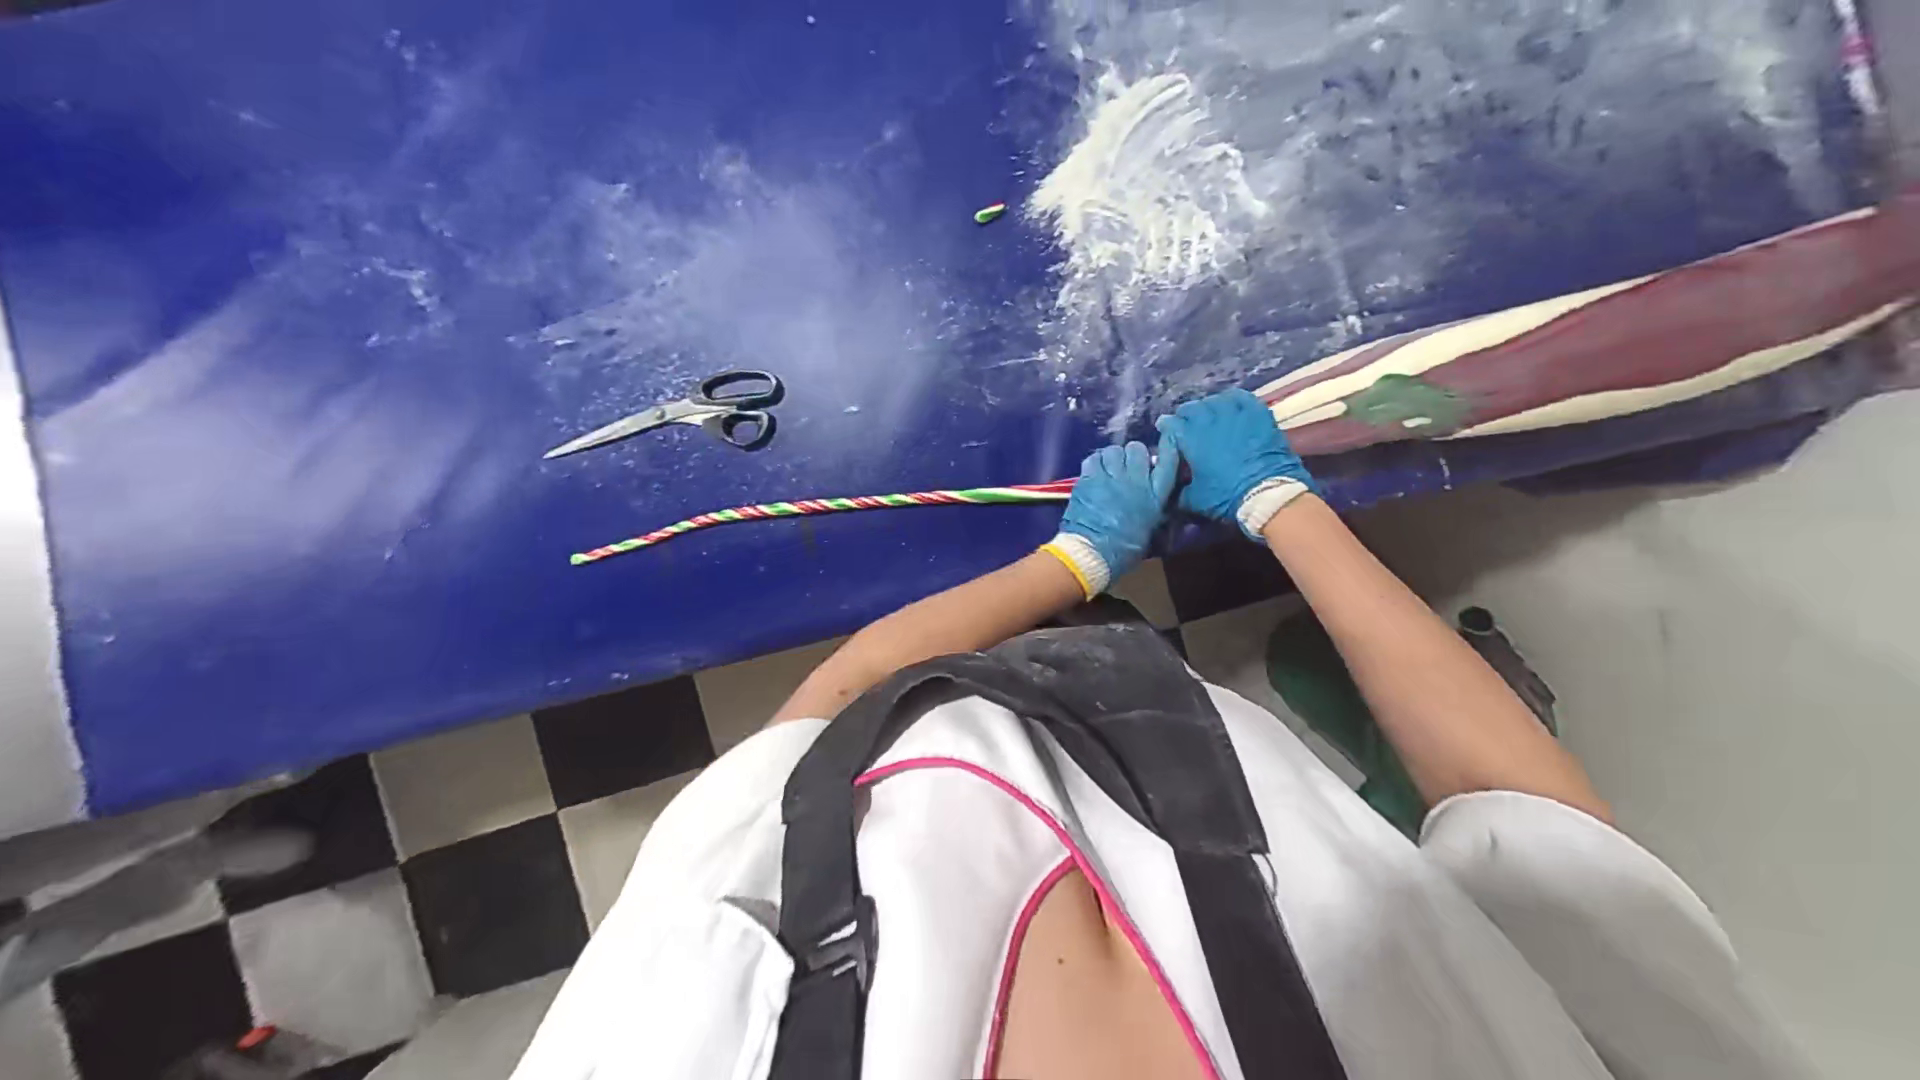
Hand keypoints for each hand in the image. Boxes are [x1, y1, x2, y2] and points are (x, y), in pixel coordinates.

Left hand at [1050, 441, 1180, 593]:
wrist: (1092, 553)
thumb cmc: (1124, 550)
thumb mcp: (1151, 531)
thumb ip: (1157, 511)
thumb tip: (1163, 506)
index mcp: (1156, 495)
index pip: (1168, 460)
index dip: (1168, 446)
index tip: (1166, 441)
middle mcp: (1136, 480)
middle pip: (1138, 449)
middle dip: (1133, 455)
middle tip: (1127, 466)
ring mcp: (1111, 477)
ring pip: (1114, 450)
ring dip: (1112, 457)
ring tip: (1108, 468)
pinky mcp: (1088, 479)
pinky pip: (1093, 458)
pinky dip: (1095, 463)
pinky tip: (1093, 473)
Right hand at [1154, 389, 1316, 536]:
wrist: (1267, 492)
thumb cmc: (1226, 496)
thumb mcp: (1194, 499)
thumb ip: (1179, 490)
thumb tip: (1173, 490)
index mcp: (1189, 437)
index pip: (1170, 424)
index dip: (1166, 427)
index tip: (1165, 431)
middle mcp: (1209, 419)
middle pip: (1191, 408)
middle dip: (1186, 416)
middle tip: (1187, 425)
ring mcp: (1234, 413)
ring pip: (1215, 400)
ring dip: (1209, 407)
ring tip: (1209, 415)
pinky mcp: (1257, 413)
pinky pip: (1241, 398)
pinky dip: (1233, 400)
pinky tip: (1232, 406)